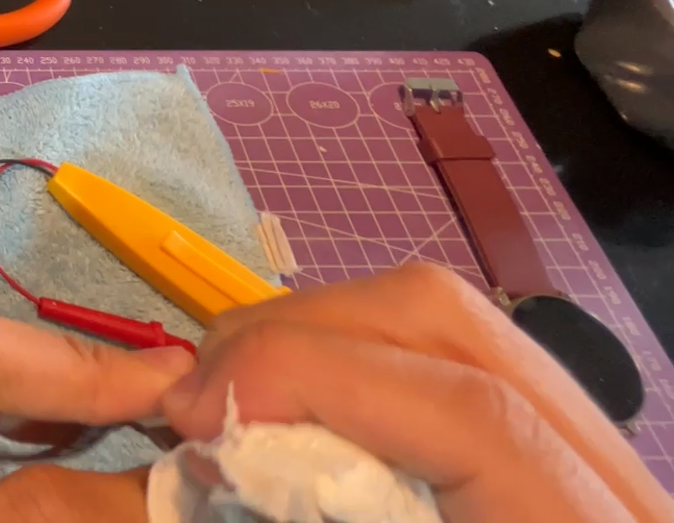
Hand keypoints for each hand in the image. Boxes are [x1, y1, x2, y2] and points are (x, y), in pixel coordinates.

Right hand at [160, 263, 673, 522]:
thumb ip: (292, 508)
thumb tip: (191, 446)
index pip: (476, 416)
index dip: (309, 379)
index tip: (197, 419)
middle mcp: (623, 491)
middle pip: (438, 322)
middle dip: (285, 335)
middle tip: (204, 401)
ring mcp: (590, 448)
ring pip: (420, 310)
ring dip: (293, 332)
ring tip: (232, 395)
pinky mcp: (540, 430)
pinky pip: (413, 341)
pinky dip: (321, 347)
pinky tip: (283, 400)